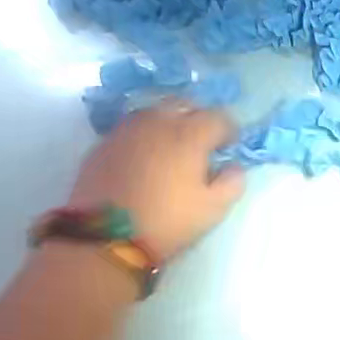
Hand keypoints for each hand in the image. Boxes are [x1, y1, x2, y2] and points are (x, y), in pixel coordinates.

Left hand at [68, 103, 244, 257]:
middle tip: (205, 141)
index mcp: (189, 136)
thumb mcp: (213, 209)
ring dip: (171, 121)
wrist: (105, 235)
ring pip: (156, 111)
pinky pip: (133, 126)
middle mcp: (158, 122)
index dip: (230, 130)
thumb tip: (234, 167)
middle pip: (185, 104)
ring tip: (176, 145)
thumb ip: (232, 183)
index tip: (231, 147)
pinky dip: (147, 133)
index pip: (219, 117)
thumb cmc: (168, 221)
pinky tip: (148, 154)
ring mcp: (128, 129)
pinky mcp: (105, 142)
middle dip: (200, 117)